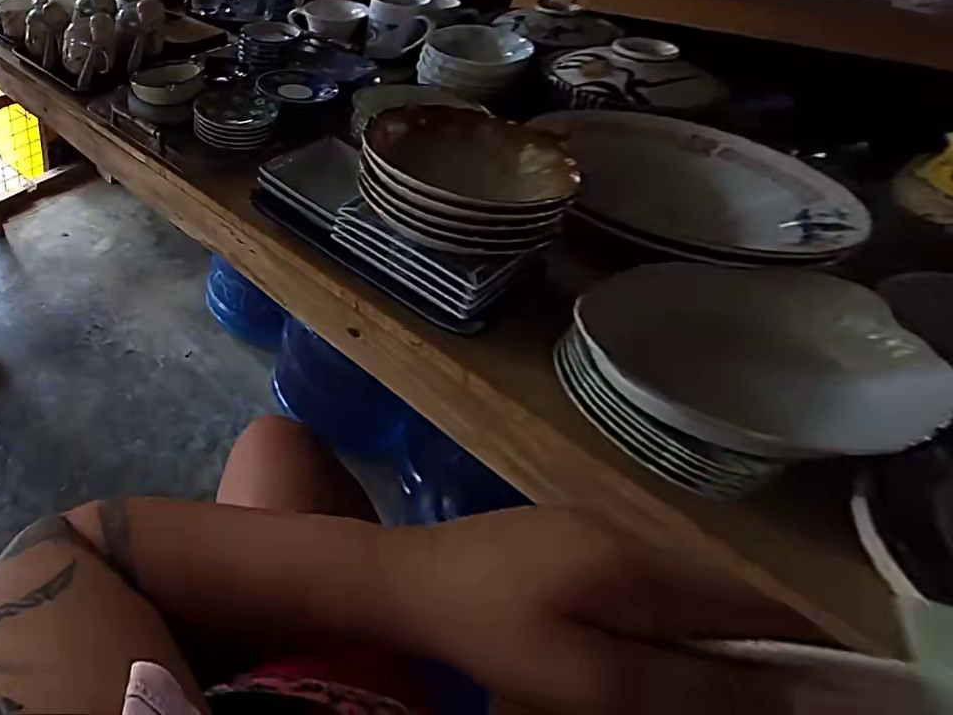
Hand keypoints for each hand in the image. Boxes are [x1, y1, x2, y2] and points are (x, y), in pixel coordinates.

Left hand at [374, 508, 821, 712]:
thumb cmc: (488, 629)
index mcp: (628, 558)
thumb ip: (697, 685)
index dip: (808, 657)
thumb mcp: (597, 679)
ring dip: (691, 639)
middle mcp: (609, 529)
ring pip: (671, 590)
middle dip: (745, 655)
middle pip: (716, 595)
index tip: (825, 705)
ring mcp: (574, 527)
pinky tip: (622, 650)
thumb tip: (792, 694)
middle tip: (731, 706)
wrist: (399, 578)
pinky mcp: (550, 538)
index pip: (756, 604)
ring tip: (673, 684)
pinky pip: (627, 580)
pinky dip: (647, 619)